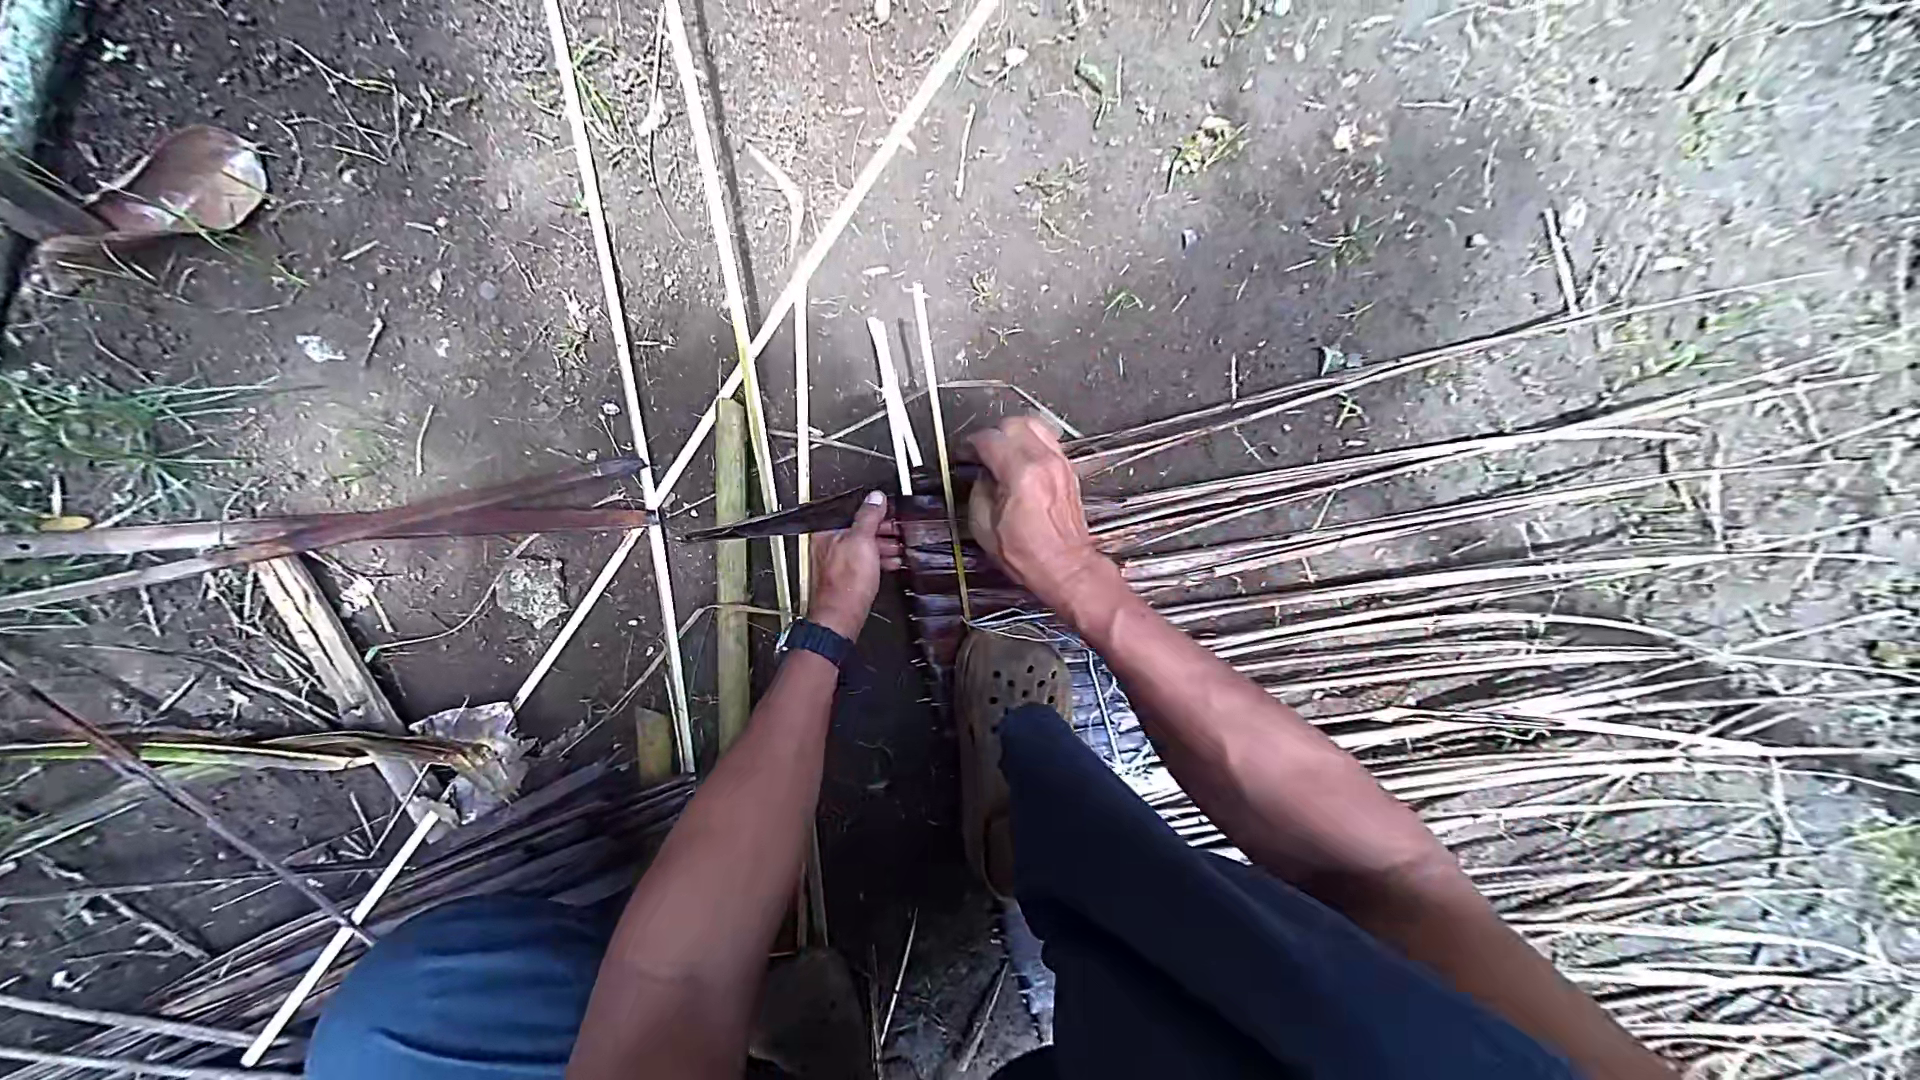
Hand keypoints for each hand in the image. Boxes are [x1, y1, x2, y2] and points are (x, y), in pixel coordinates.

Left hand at [808, 490, 902, 638]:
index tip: (891, 513)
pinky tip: (891, 562)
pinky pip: (866, 562)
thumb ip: (868, 516)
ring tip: (899, 547)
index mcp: (827, 532)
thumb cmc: (845, 583)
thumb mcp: (862, 540)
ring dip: (884, 545)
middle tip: (899, 531)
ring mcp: (838, 562)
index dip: (875, 511)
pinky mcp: (847, 577)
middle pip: (860, 529)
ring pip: (864, 546)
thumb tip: (875, 498)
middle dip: (882, 530)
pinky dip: (879, 560)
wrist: (842, 617)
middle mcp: (829, 545)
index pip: (853, 512)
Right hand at [966, 416, 1115, 609]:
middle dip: (993, 435)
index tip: (965, 453)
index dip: (971, 444)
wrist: (1066, 567)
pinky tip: (1021, 461)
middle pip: (1013, 424)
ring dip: (1014, 435)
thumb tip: (981, 475)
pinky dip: (1031, 443)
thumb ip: (978, 491)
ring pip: (1034, 425)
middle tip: (982, 452)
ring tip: (1002, 452)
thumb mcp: (984, 527)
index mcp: (1020, 474)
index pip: (989, 439)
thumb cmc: (1031, 555)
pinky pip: (1047, 441)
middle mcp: (1044, 463)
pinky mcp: (1068, 470)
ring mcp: (1060, 464)